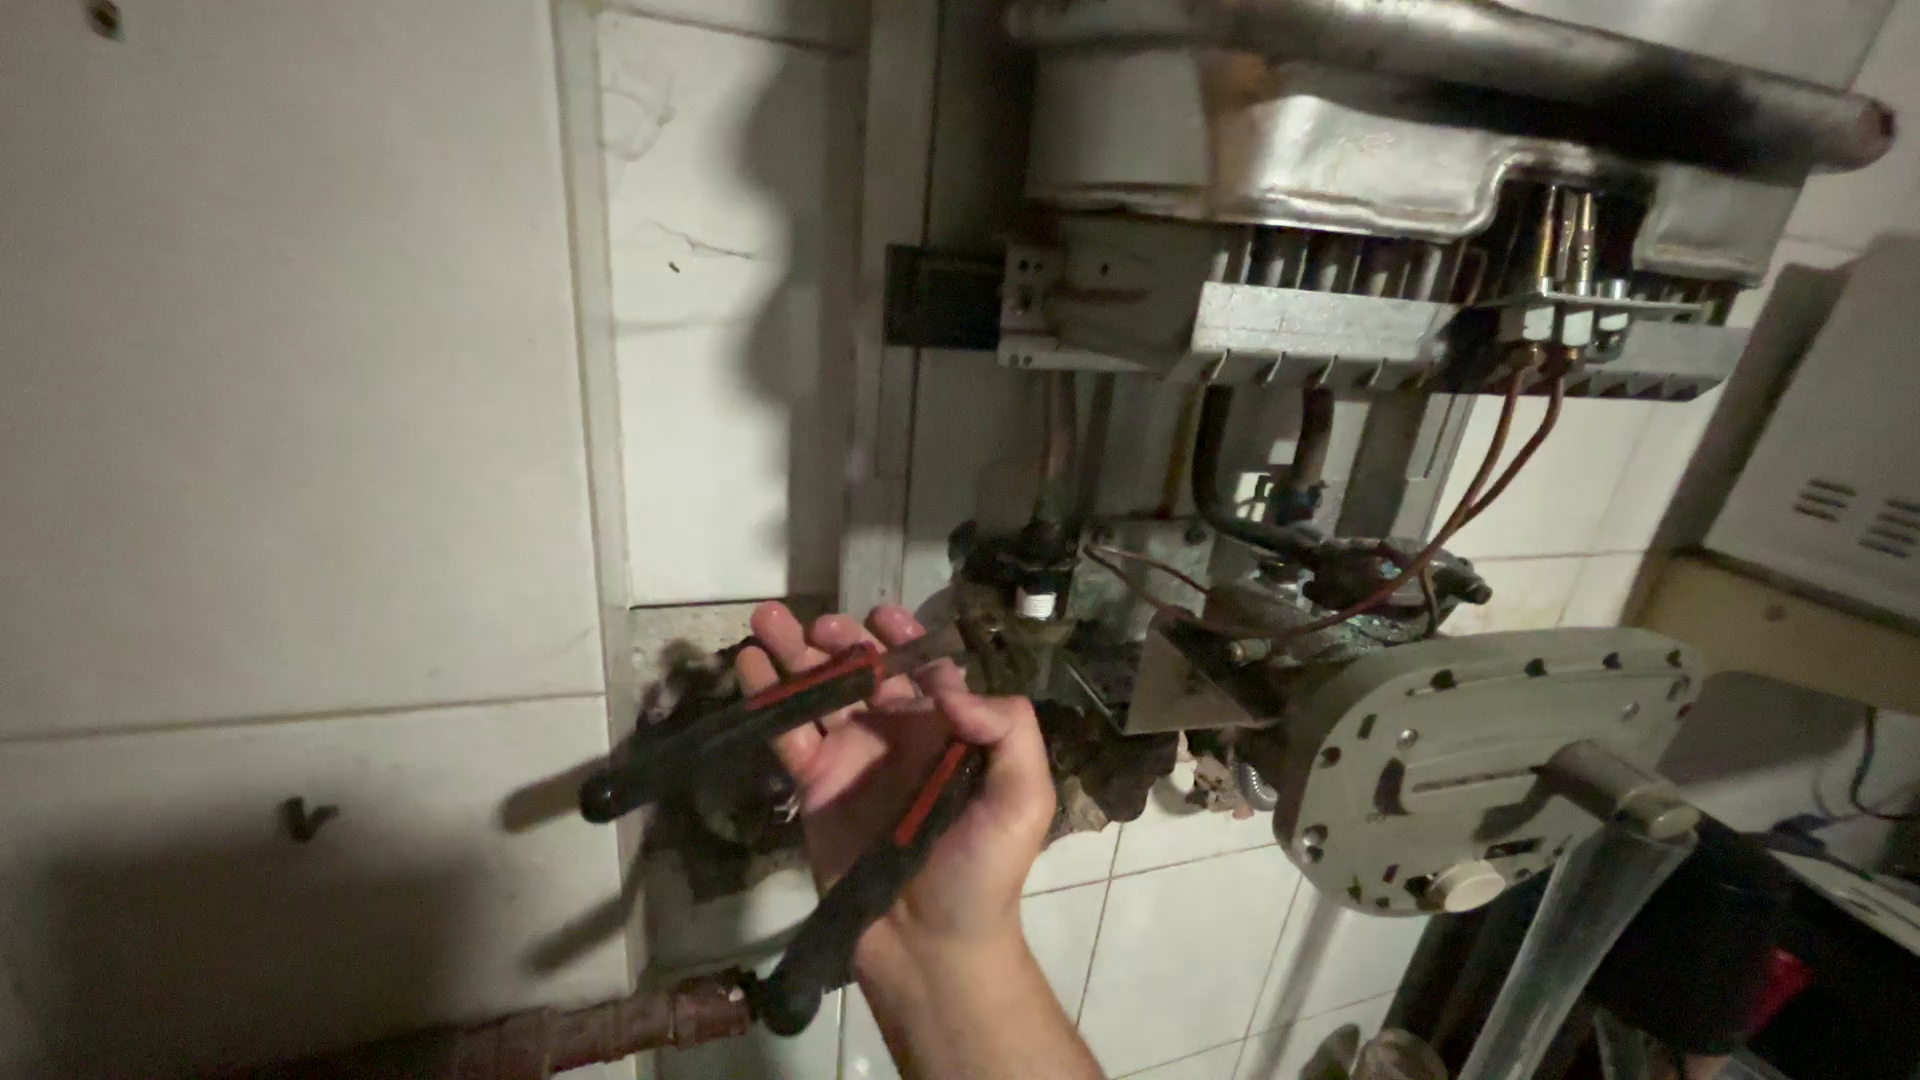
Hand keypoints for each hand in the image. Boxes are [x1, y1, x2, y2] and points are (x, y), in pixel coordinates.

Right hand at [735, 601, 1055, 963]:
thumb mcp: (1024, 797)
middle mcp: (898, 731)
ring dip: (794, 655)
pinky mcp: (815, 785)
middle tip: (816, 622)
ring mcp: (853, 756)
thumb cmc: (985, 869)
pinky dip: (769, 700)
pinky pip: (790, 733)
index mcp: (945, 727)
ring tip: (766, 618)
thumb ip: (1007, 729)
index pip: (923, 667)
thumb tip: (948, 684)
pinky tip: (748, 665)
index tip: (881, 616)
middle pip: (864, 670)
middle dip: (840, 639)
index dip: (903, 636)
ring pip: (821, 692)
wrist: (932, 946)